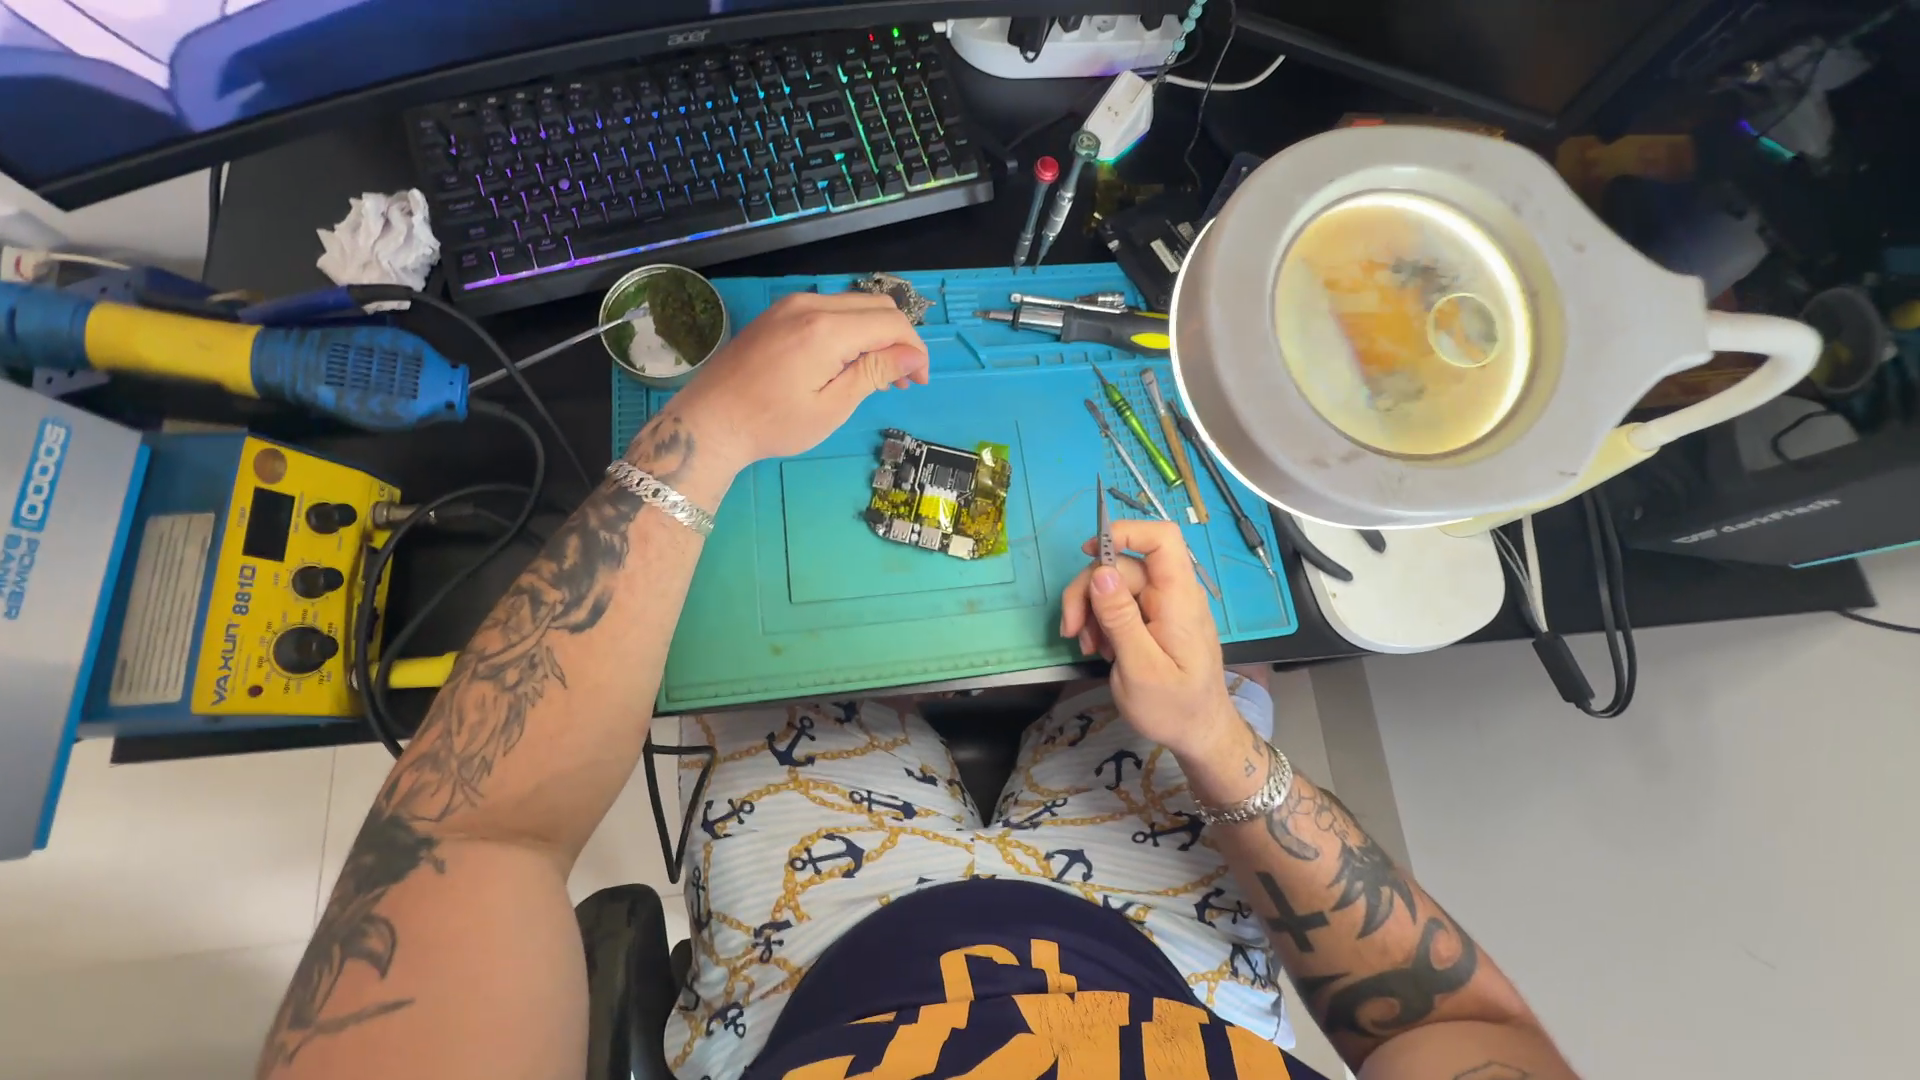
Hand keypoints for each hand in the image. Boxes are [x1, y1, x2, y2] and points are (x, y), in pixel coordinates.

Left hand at [653, 292, 929, 471]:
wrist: (710, 421)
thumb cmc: (773, 424)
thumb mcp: (832, 406)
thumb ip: (875, 373)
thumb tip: (914, 356)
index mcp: (826, 329)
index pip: (891, 323)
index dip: (914, 349)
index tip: (919, 381)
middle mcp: (810, 304)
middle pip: (876, 306)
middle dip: (899, 339)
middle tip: (903, 380)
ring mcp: (791, 305)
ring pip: (854, 305)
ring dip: (876, 334)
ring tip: (878, 375)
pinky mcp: (779, 313)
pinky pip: (829, 310)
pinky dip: (850, 330)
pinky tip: (848, 361)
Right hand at [1058, 520, 1240, 757]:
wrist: (1199, 734)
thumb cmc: (1175, 707)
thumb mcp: (1140, 668)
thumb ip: (1120, 618)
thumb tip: (1100, 572)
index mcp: (1178, 599)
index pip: (1162, 539)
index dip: (1126, 532)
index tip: (1090, 553)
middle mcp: (1172, 594)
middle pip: (1123, 566)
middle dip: (1088, 592)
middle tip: (1071, 630)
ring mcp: (1162, 606)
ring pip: (1115, 586)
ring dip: (1091, 611)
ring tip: (1087, 647)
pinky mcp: (1153, 620)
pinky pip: (1120, 605)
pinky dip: (1102, 622)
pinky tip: (1099, 649)